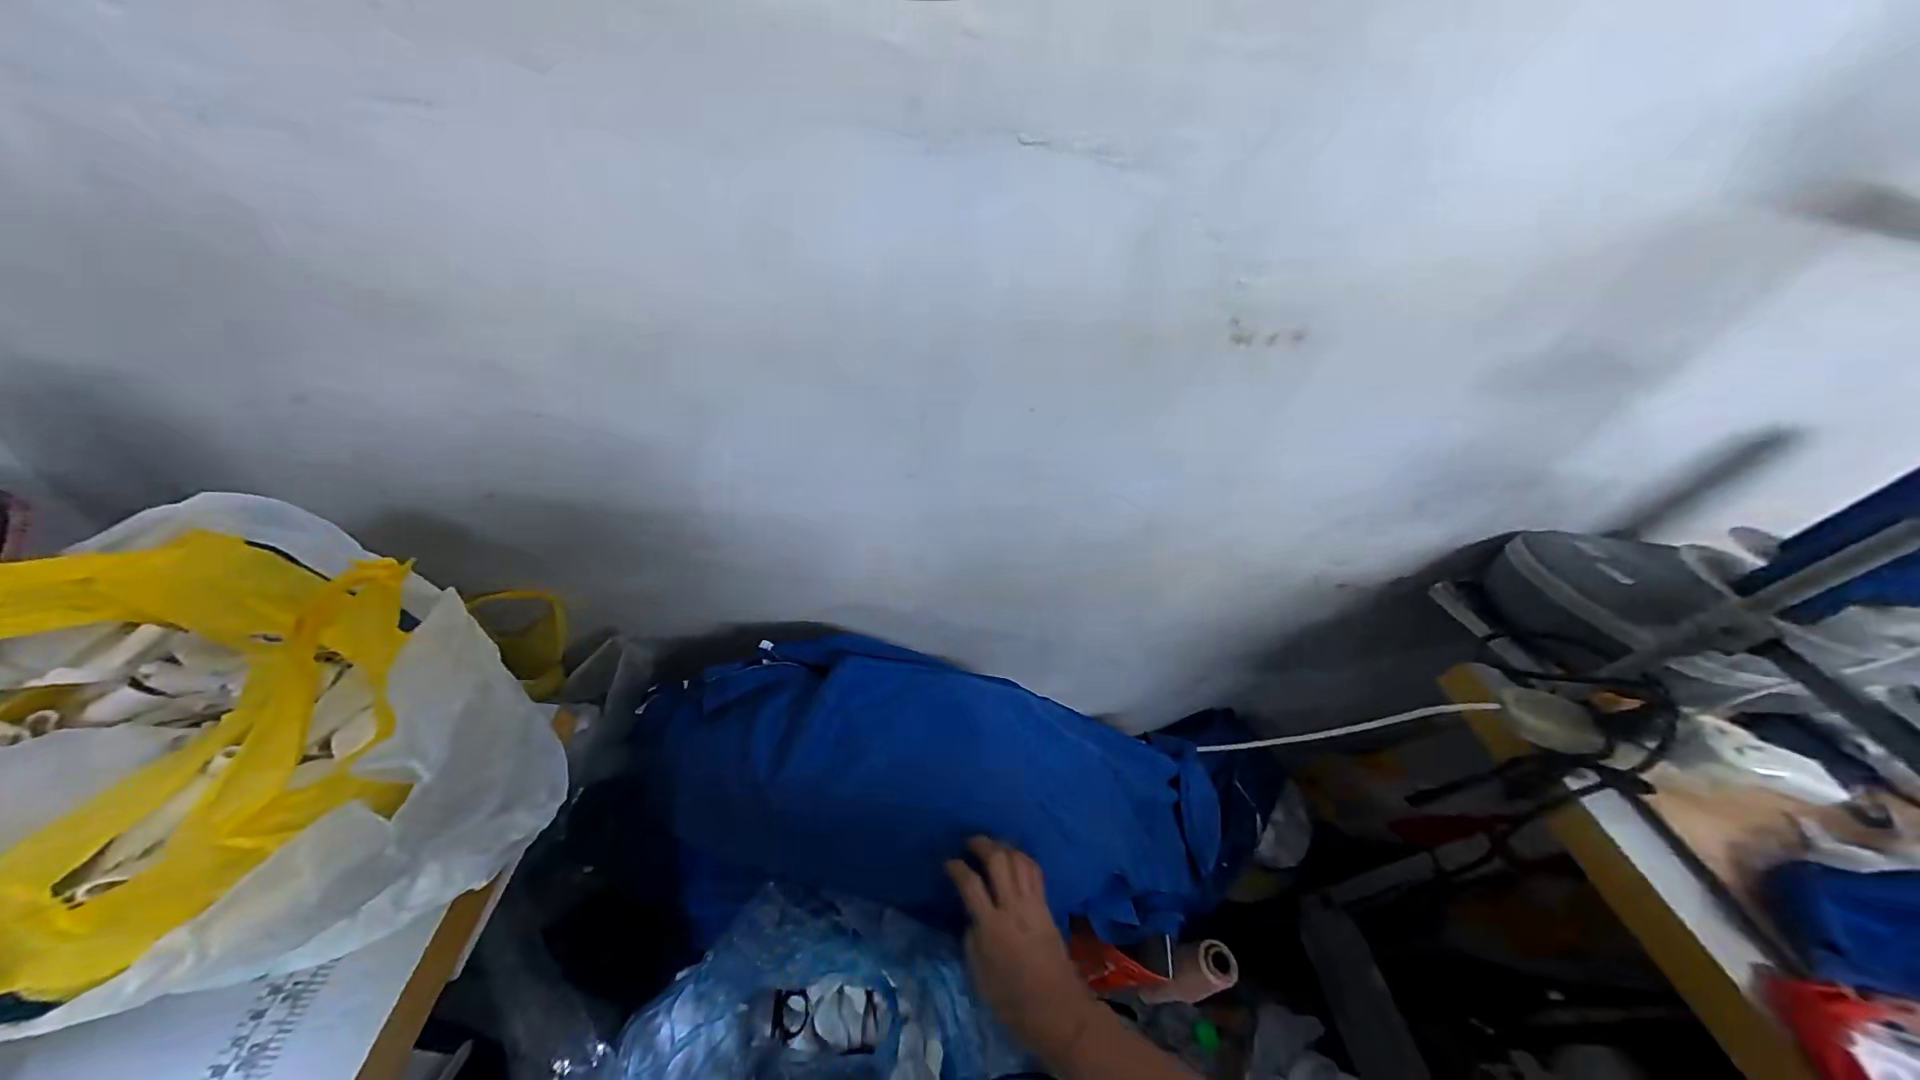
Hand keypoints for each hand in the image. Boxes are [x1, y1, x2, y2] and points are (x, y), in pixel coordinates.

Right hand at [945, 836, 1099, 1061]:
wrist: (1058, 1011)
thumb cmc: (1013, 1002)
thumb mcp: (979, 976)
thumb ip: (972, 940)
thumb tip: (973, 917)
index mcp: (991, 926)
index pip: (970, 884)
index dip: (956, 867)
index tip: (948, 862)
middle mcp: (1013, 907)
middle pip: (999, 861)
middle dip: (982, 845)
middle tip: (970, 842)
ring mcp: (1033, 905)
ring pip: (1019, 860)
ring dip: (1004, 847)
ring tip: (993, 845)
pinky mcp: (1047, 908)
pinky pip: (1035, 872)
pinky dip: (1023, 859)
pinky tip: (1015, 859)